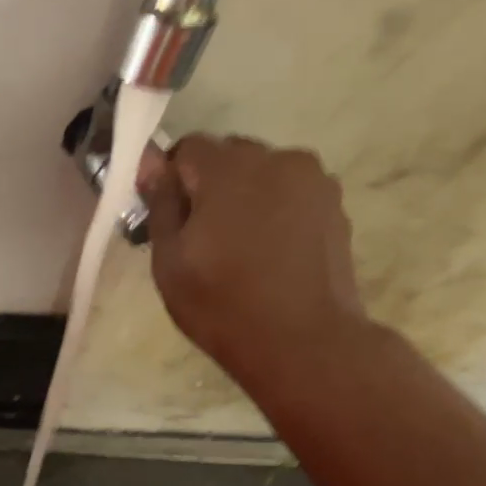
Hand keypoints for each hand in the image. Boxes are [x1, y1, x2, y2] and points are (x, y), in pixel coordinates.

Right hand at [143, 134, 368, 374]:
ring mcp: (313, 181)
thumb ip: (161, 204)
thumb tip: (151, 165)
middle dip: (209, 185)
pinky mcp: (334, 205)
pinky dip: (272, 212)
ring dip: (243, 197)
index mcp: (230, 169)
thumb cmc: (220, 303)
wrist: (301, 339)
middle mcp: (277, 160)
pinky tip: (266, 254)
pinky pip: (289, 194)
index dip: (170, 178)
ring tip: (236, 248)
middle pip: (229, 155)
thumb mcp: (169, 261)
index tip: (166, 216)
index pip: (188, 147)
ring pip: (262, 174)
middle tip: (198, 236)